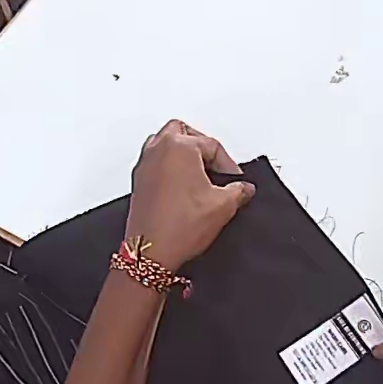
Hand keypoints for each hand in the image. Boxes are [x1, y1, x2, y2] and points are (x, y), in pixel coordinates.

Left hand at [125, 120, 254, 270]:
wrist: (151, 252)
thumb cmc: (179, 226)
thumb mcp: (222, 206)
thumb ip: (238, 191)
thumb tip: (244, 189)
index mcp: (179, 147)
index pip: (212, 145)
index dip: (229, 164)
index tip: (235, 181)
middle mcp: (158, 151)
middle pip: (183, 131)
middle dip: (202, 145)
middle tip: (216, 164)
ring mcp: (145, 165)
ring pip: (164, 142)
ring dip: (182, 151)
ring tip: (198, 170)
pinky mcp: (139, 181)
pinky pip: (155, 160)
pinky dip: (169, 165)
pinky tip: (182, 184)